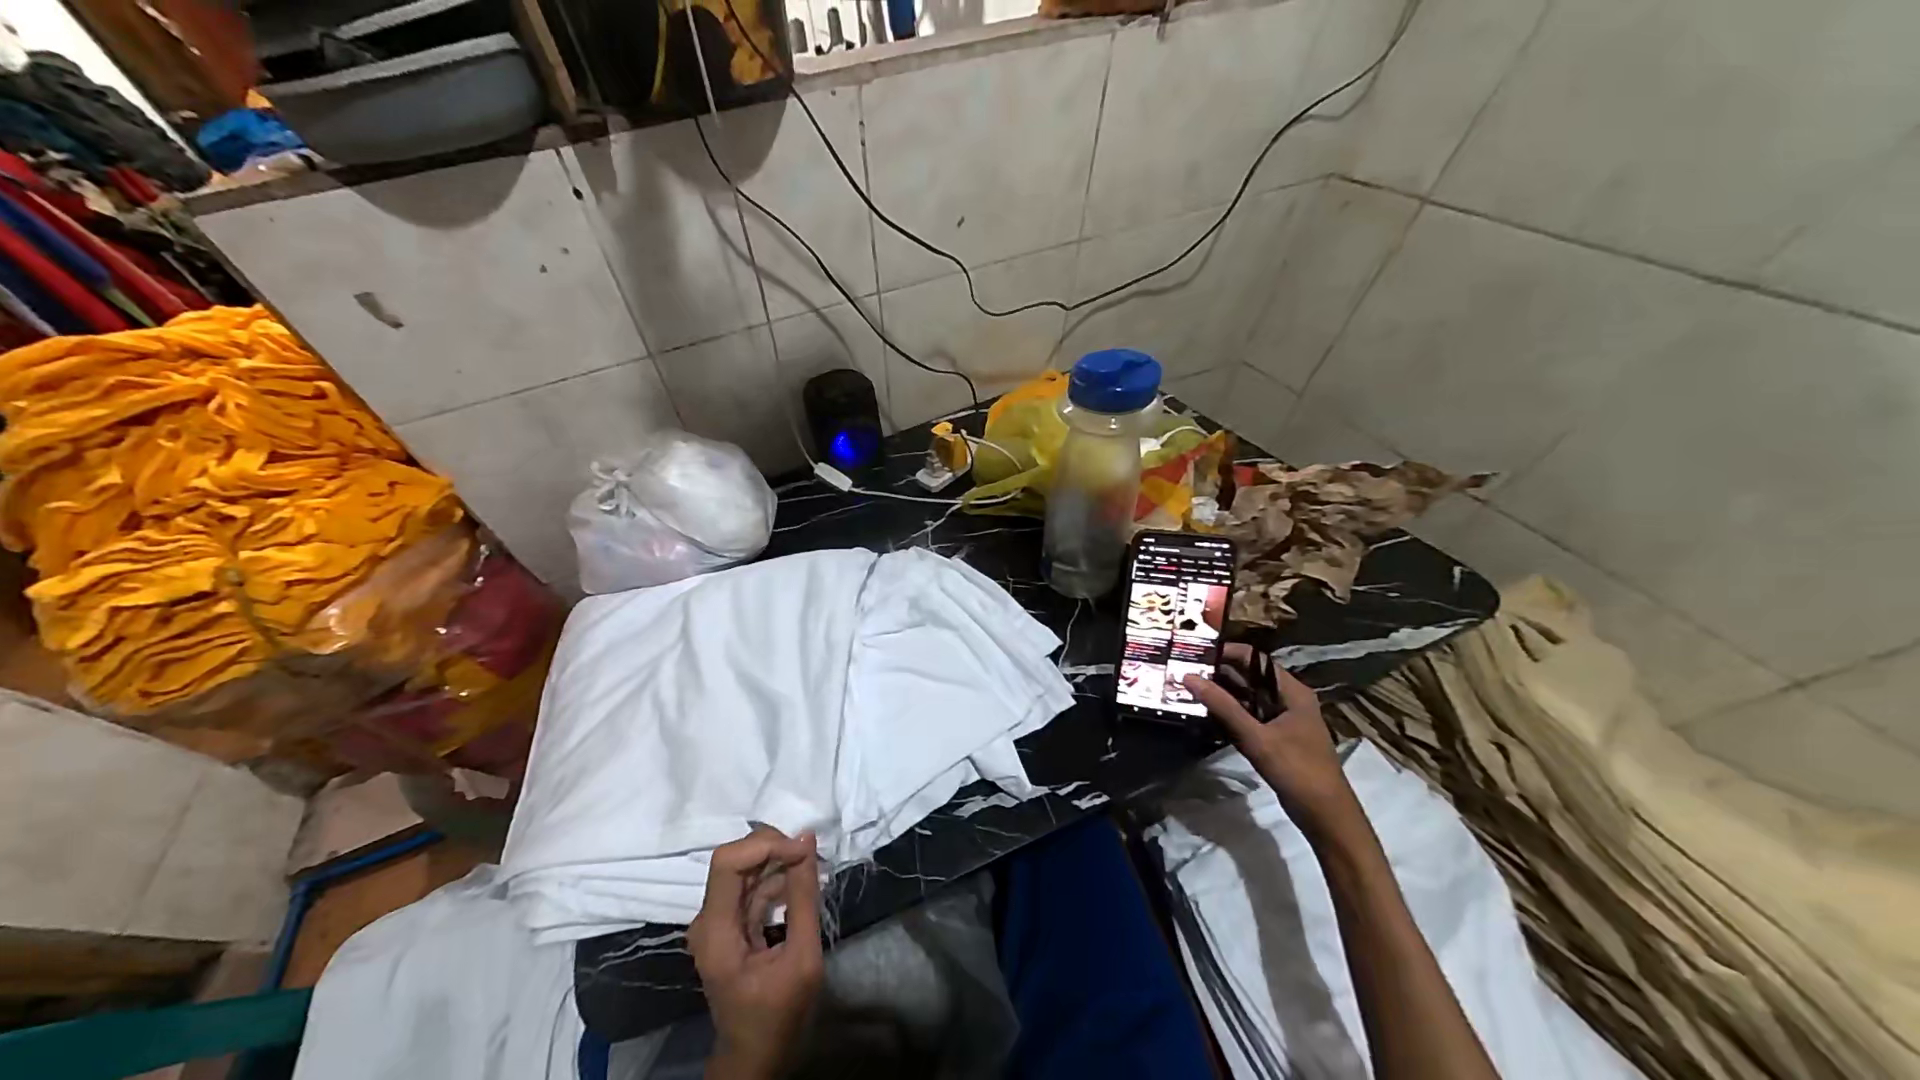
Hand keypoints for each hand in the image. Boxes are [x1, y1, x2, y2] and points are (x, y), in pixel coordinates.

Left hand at [689, 827, 823, 1079]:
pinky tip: (800, 885)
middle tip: (810, 856)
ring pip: (744, 869)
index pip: (726, 863)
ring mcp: (715, 922)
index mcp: (716, 932)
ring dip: (778, 861)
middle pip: (733, 861)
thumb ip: (804, 899)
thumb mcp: (802, 958)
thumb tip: (807, 842)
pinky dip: (776, 879)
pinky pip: (750, 887)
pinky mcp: (728, 924)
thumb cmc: (779, 1015)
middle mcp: (707, 920)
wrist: (755, 1056)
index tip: (802, 850)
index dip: (764, 846)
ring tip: (811, 869)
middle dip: (773, 849)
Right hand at [1182, 644, 1354, 825]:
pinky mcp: (1277, 736)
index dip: (1225, 653)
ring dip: (1222, 694)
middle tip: (1184, 671)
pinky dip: (1230, 713)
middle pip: (1249, 677)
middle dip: (1218, 674)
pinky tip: (1206, 715)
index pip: (1255, 659)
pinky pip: (1250, 716)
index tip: (1194, 653)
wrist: (1326, 815)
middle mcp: (1288, 699)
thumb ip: (1223, 707)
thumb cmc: (1297, 770)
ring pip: (1248, 697)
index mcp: (1292, 691)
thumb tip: (1189, 677)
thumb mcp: (1256, 738)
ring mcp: (1283, 719)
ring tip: (1188, 689)